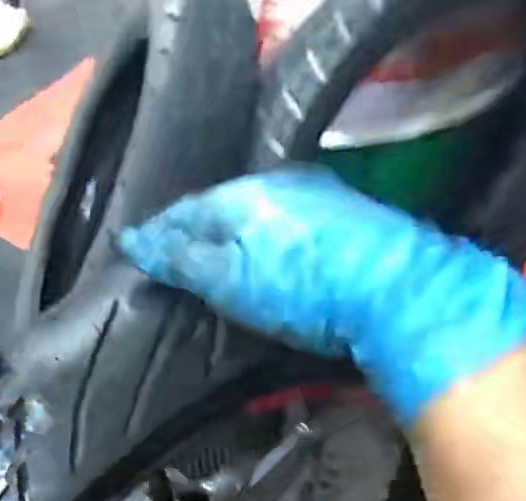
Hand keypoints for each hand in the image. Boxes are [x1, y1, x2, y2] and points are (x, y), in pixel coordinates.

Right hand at [118, 166, 525, 423]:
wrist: (395, 291)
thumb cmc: (299, 286)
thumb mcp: (227, 279)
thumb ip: (180, 259)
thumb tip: (134, 243)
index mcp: (240, 196)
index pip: (181, 213)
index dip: (154, 234)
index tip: (130, 250)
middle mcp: (274, 184)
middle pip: (214, 210)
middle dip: (184, 231)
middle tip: (160, 253)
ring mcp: (310, 195)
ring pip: (245, 214)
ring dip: (218, 232)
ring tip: (198, 254)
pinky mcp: (336, 215)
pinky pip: (273, 220)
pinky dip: (249, 236)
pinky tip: (248, 252)